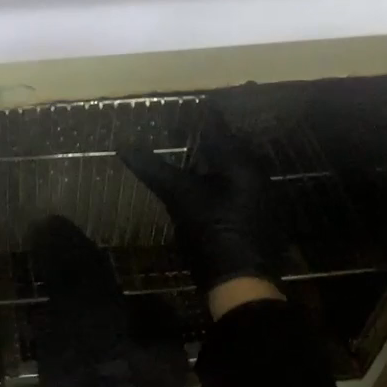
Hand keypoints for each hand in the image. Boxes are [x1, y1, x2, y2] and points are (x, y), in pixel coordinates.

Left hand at [2, 216, 186, 386]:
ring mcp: (54, 341)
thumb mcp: (164, 361)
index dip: (68, 241)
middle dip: (53, 252)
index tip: (54, 221)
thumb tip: (153, 304)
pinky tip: (67, 308)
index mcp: (97, 307)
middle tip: (45, 230)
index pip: (81, 264)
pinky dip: (59, 306)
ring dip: (54, 277)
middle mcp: (68, 316)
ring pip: (54, 298)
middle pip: (59, 275)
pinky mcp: (49, 364)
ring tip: (58, 261)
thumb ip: (160, 327)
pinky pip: (55, 320)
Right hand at [120, 109, 288, 294]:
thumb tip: (123, 145)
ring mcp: (263, 199)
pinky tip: (207, 192)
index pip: (221, 129)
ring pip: (236, 171)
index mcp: (242, 164)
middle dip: (211, 140)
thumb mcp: (179, 197)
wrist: (240, 282)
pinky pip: (239, 190)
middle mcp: (258, 175)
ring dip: (217, 164)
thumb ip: (153, 169)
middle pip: (232, 149)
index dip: (206, 116)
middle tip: (190, 132)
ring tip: (195, 160)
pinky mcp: (260, 220)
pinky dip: (223, 185)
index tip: (194, 104)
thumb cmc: (211, 233)